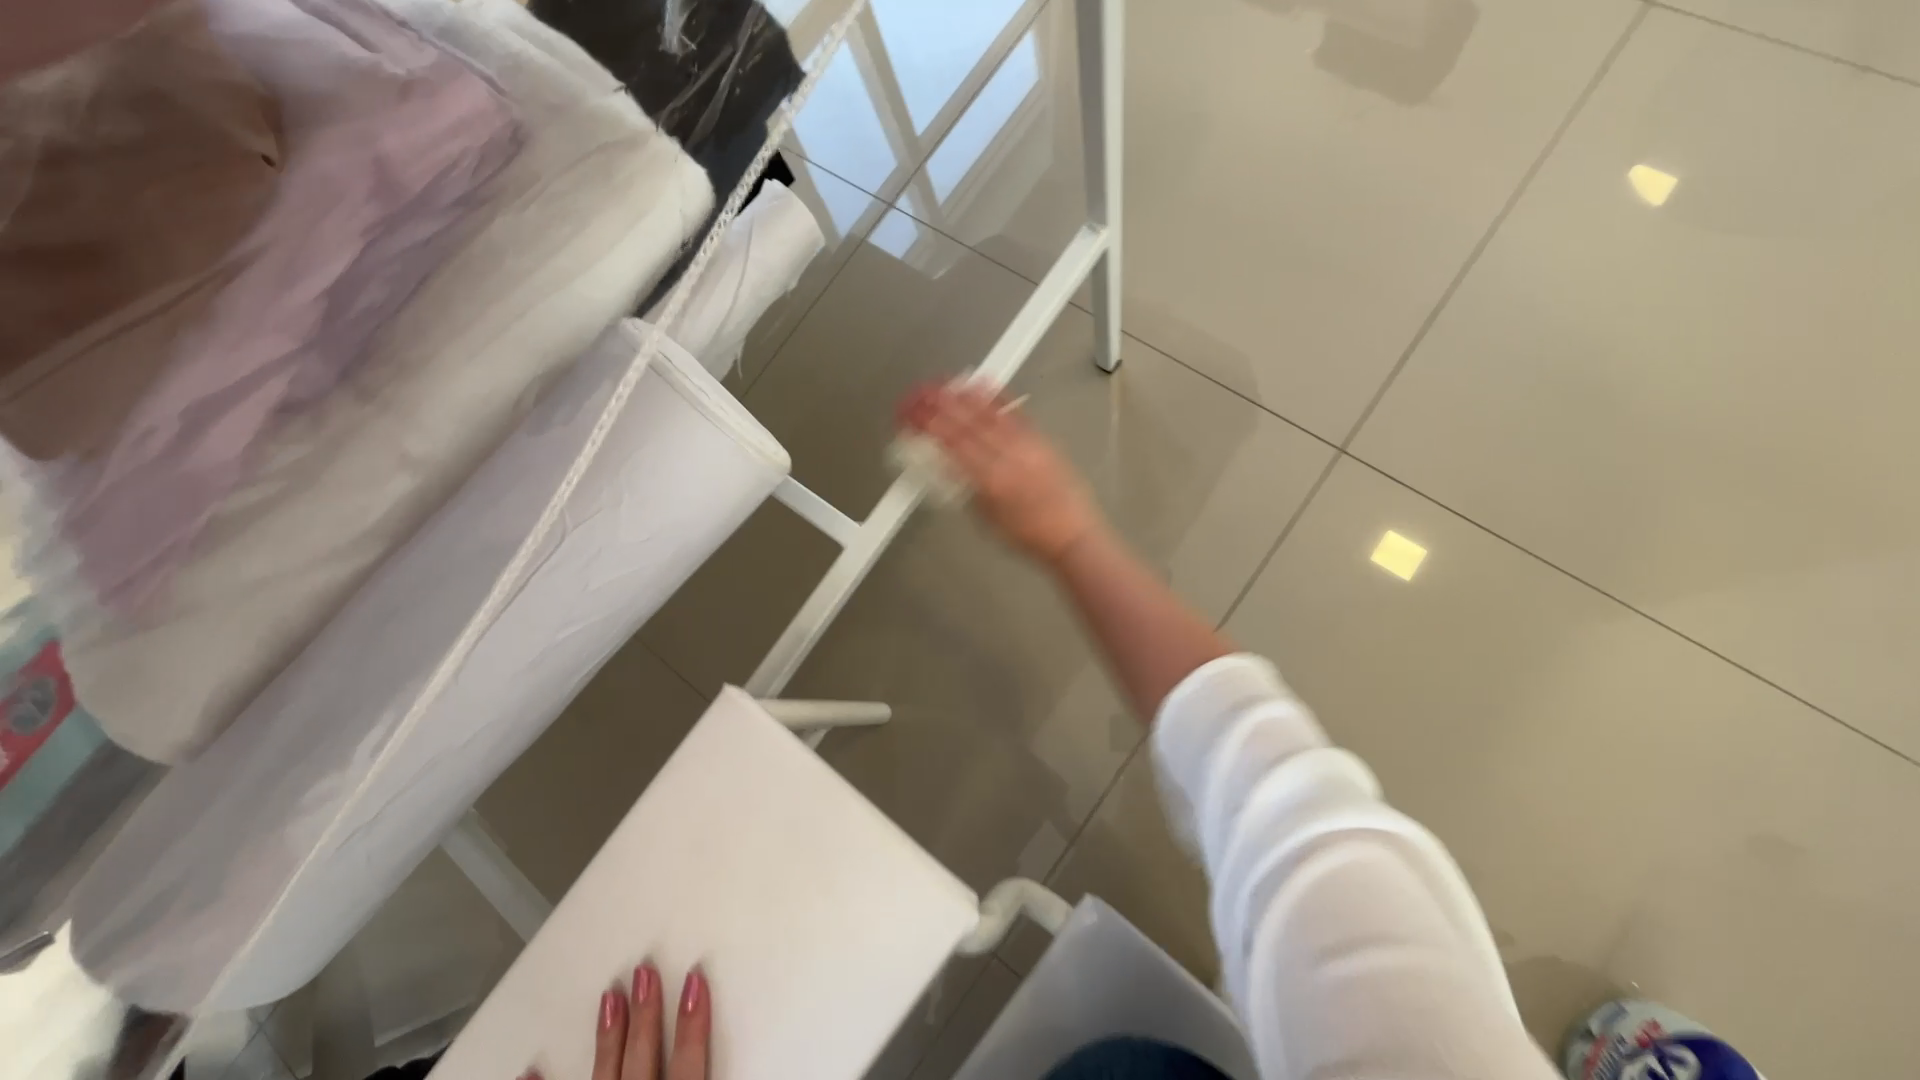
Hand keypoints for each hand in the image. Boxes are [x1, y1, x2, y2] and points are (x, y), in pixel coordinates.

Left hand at [522, 964, 710, 1079]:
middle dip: (644, 1015)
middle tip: (644, 972)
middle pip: (641, 1060)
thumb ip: (698, 1076)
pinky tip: (529, 1071)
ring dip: (607, 1038)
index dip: (693, 1025)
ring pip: (603, 1076)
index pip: (688, 1066)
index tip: (694, 980)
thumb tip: (746, 1077)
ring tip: (608, 997)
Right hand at [897, 381, 1104, 565]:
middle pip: (965, 422)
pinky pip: (1014, 412)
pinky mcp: (1042, 439)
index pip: (950, 443)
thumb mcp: (985, 518)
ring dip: (961, 395)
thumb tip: (944, 465)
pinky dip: (994, 397)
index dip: (926, 423)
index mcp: (989, 480)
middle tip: (917, 393)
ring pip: (988, 412)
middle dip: (937, 403)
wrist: (1073, 536)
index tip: (908, 413)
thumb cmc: (1027, 536)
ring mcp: (1026, 444)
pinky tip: (980, 385)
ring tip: (941, 383)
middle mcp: (1007, 457)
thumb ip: (964, 488)